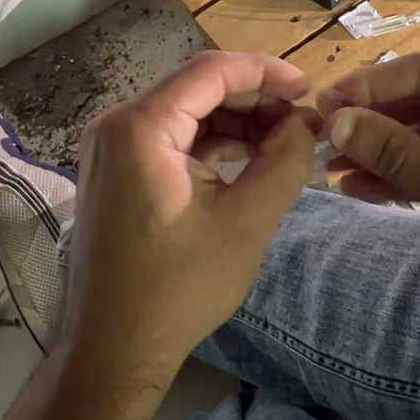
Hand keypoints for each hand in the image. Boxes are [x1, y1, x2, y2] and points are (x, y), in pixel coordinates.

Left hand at [60, 51, 320, 384]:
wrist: (112, 349)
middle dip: (254, 100)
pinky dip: (210, 145)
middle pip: (196, 88)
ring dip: (236, 123)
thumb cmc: (178, 288)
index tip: (309, 89)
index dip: (266, 72)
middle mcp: (116, 124)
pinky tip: (248, 161)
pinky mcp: (114, 171)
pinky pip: (169, 139)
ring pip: (185, 113)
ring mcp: (110, 148)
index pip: (211, 70)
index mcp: (140, 126)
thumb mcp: (247, 221)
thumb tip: (308, 123)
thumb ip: (286, 160)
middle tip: (302, 122)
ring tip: (284, 144)